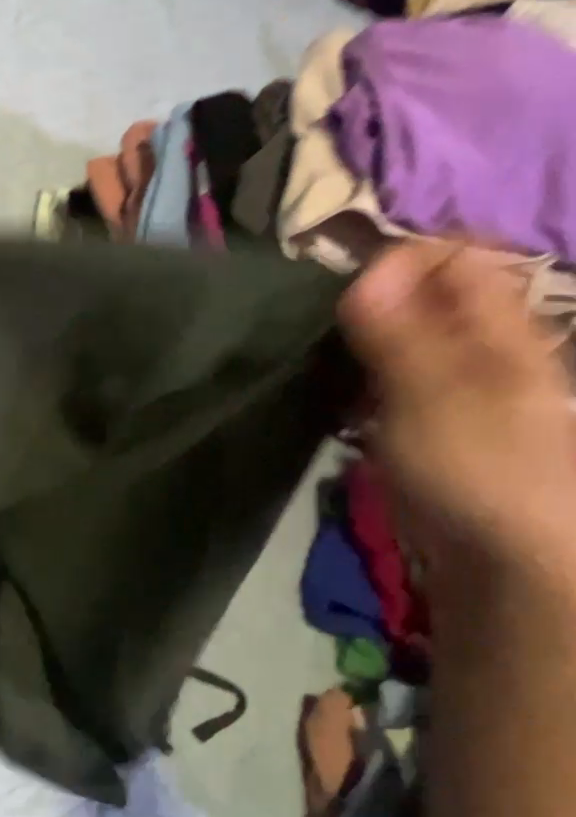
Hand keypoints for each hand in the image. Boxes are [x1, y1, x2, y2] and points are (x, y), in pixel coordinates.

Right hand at [339, 242, 575, 575]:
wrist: (503, 558)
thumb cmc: (481, 468)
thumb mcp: (436, 392)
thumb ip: (401, 330)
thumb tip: (367, 267)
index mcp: (501, 332)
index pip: (456, 260)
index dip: (403, 258)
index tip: (345, 280)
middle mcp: (480, 348)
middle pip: (421, 296)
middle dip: (367, 297)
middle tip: (318, 316)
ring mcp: (450, 385)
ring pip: (395, 335)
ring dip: (352, 337)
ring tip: (313, 351)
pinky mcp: (420, 419)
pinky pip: (380, 375)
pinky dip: (351, 373)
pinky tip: (328, 388)